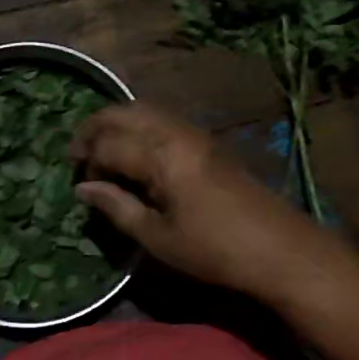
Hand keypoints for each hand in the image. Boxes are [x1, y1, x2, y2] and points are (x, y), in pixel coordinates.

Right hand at [69, 102, 317, 300]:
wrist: (281, 249)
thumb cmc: (215, 250)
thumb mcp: (158, 238)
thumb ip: (117, 207)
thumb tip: (84, 188)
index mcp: (160, 156)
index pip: (108, 144)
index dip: (87, 161)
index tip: (78, 182)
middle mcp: (174, 132)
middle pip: (122, 113)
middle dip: (94, 128)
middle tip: (77, 151)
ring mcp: (193, 132)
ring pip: (142, 109)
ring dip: (116, 122)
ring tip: (102, 148)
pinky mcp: (206, 139)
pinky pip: (161, 117)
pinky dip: (138, 124)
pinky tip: (135, 149)